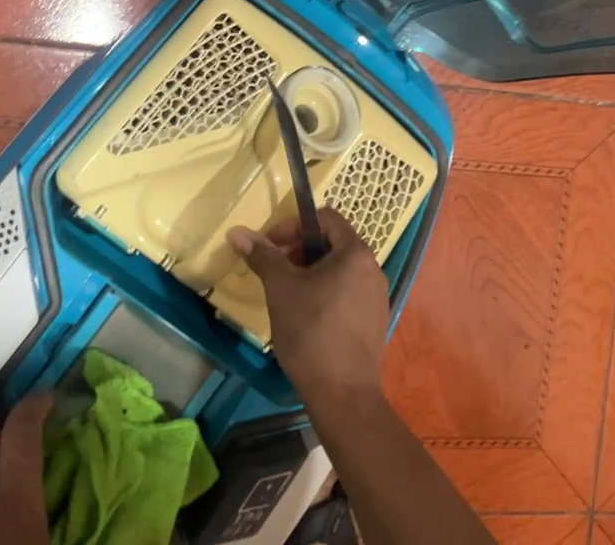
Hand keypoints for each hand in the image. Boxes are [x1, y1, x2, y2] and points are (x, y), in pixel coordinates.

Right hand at [227, 208, 389, 413]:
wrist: (343, 395)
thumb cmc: (311, 332)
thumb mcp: (280, 288)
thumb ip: (262, 256)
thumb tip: (237, 232)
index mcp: (355, 253)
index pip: (326, 218)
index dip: (294, 225)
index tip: (271, 247)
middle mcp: (373, 269)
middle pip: (333, 243)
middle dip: (300, 251)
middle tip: (277, 272)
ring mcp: (377, 297)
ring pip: (340, 270)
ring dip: (311, 273)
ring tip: (288, 296)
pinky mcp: (375, 321)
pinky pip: (348, 293)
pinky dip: (326, 293)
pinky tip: (307, 318)